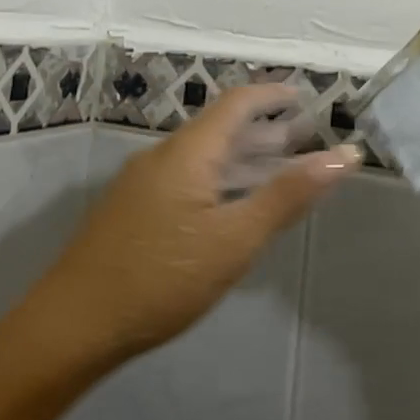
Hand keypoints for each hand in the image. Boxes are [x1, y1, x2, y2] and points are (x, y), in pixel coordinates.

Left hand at [40, 84, 361, 358]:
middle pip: (220, 130)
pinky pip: (188, 179)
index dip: (272, 95)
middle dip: (265, 130)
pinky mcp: (134, 211)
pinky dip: (222, 180)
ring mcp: (144, 184)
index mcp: (188, 152)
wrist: (74, 324)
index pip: (236, 104)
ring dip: (244, 158)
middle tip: (307, 137)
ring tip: (282, 168)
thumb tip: (345, 154)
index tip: (305, 96)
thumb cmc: (162, 278)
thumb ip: (288, 195)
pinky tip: (235, 207)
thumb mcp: (235, 239)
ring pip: (204, 158)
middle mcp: (164, 157)